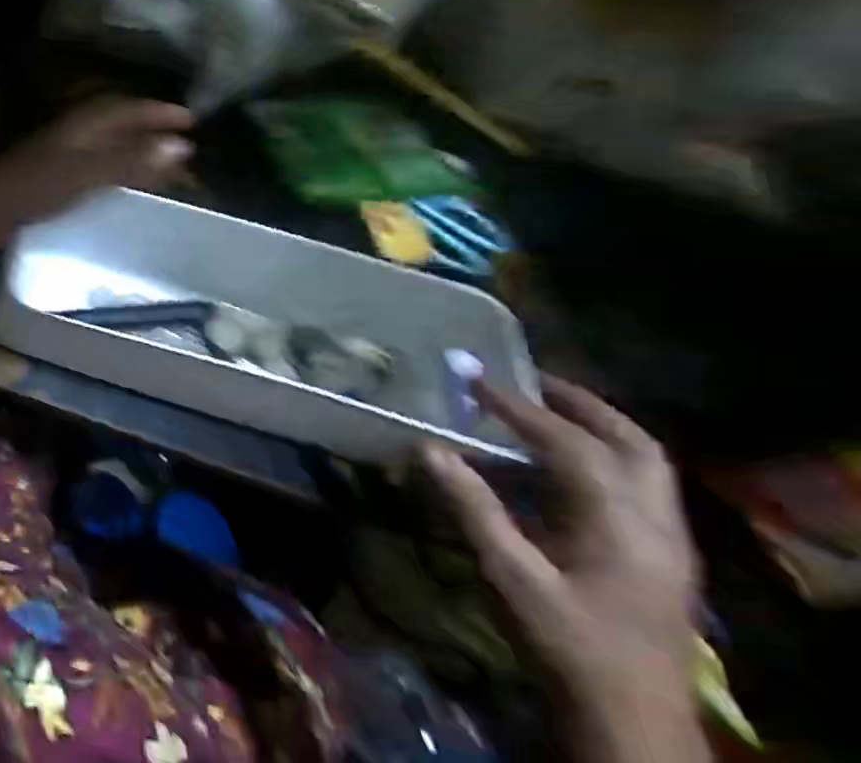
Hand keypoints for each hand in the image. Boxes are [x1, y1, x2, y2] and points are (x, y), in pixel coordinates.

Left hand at [0, 98, 194, 248]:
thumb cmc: (33, 188)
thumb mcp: (86, 173)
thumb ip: (130, 160)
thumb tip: (181, 147)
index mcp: (78, 125)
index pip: (125, 108)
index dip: (157, 112)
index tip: (191, 120)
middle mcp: (69, 133)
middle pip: (115, 123)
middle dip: (148, 128)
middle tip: (180, 141)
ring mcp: (57, 154)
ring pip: (104, 143)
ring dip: (132, 148)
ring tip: (159, 162)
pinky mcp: (49, 176)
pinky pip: (92, 163)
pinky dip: (114, 167)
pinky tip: (120, 182)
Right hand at [421, 376, 703, 761]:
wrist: (628, 715)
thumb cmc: (562, 639)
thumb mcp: (507, 574)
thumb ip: (469, 506)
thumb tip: (426, 446)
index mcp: (621, 525)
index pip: (571, 445)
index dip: (519, 408)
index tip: (475, 379)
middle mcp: (657, 524)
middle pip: (634, 445)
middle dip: (581, 405)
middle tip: (528, 381)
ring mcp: (667, 543)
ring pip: (645, 466)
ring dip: (595, 429)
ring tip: (542, 411)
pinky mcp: (661, 558)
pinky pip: (637, 488)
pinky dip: (599, 459)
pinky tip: (557, 468)